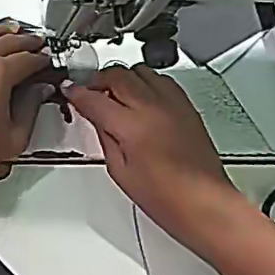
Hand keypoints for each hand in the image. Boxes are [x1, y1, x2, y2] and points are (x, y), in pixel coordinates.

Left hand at [0, 22, 54, 171]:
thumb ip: (32, 109)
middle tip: (38, 43)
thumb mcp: (15, 135)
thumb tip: (39, 93)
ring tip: (16, 30)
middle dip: (28, 41)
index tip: (48, 61)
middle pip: (10, 40)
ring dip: (5, 30)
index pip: (29, 58)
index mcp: (1, 72)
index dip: (42, 59)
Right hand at [66, 65, 243, 237]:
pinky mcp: (187, 107)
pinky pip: (162, 81)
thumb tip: (96, 118)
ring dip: (123, 78)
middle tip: (89, 91)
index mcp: (131, 124)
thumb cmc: (168, 197)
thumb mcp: (119, 170)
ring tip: (114, 93)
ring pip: (140, 71)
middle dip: (97, 80)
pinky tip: (141, 96)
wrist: (204, 204)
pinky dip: (146, 83)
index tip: (70, 91)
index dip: (76, 93)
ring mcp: (173, 104)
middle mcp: (153, 107)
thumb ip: (104, 137)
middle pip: (117, 75)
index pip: (94, 97)